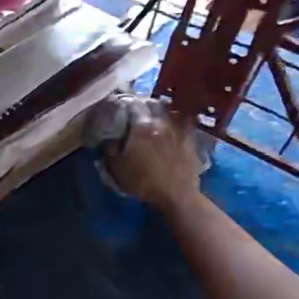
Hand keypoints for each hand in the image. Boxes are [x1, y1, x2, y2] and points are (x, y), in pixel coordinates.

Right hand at [107, 99, 202, 213]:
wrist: (176, 194)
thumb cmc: (143, 182)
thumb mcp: (116, 168)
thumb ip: (110, 149)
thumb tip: (108, 137)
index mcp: (141, 127)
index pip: (131, 105)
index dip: (123, 105)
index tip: (117, 108)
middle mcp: (161, 122)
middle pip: (151, 104)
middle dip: (142, 105)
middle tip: (135, 111)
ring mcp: (178, 128)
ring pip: (168, 110)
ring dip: (160, 109)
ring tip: (154, 115)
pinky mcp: (190, 136)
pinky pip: (184, 120)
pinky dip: (177, 117)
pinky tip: (173, 122)